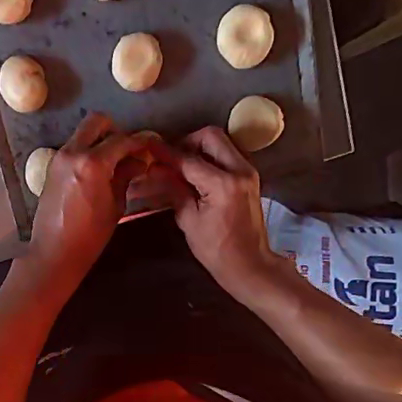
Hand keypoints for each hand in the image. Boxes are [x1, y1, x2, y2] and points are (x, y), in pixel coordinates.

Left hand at [18, 113, 154, 293]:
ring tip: (113, 163)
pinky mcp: (52, 166)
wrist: (54, 251)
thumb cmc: (90, 235)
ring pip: (83, 133)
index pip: (122, 140)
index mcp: (92, 163)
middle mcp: (73, 152)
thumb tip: (138, 161)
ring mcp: (59, 157)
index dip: (139, 141)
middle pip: (97, 121)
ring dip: (100, 140)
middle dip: (115, 130)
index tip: (150, 145)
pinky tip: (98, 172)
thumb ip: (125, 176)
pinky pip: (74, 147)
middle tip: (126, 150)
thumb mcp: (115, 205)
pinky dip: (88, 150)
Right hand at [168, 128, 286, 297]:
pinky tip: (197, 173)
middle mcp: (239, 170)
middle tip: (171, 158)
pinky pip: (228, 154)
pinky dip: (211, 156)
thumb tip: (157, 170)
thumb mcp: (189, 220)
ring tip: (182, 165)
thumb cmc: (216, 250)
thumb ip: (174, 189)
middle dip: (187, 142)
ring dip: (200, 147)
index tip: (151, 148)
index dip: (167, 153)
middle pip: (211, 136)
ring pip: (221, 142)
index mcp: (222, 184)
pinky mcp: (250, 177)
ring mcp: (248, 172)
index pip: (189, 159)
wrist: (250, 264)